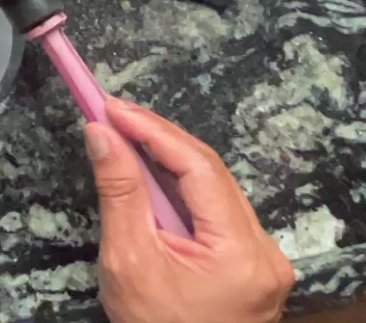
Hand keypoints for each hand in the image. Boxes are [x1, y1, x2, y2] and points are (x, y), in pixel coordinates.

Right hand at [87, 98, 294, 322]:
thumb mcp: (128, 258)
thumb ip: (119, 191)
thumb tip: (100, 131)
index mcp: (241, 251)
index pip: (197, 167)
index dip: (151, 128)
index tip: (108, 105)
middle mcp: (264, 248)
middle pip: (209, 169)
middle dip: (157, 133)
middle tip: (109, 110)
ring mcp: (262, 256)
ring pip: (211, 182)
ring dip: (165, 152)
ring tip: (121, 130)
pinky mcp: (250, 261)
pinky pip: (212, 203)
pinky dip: (175, 178)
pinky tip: (145, 165)